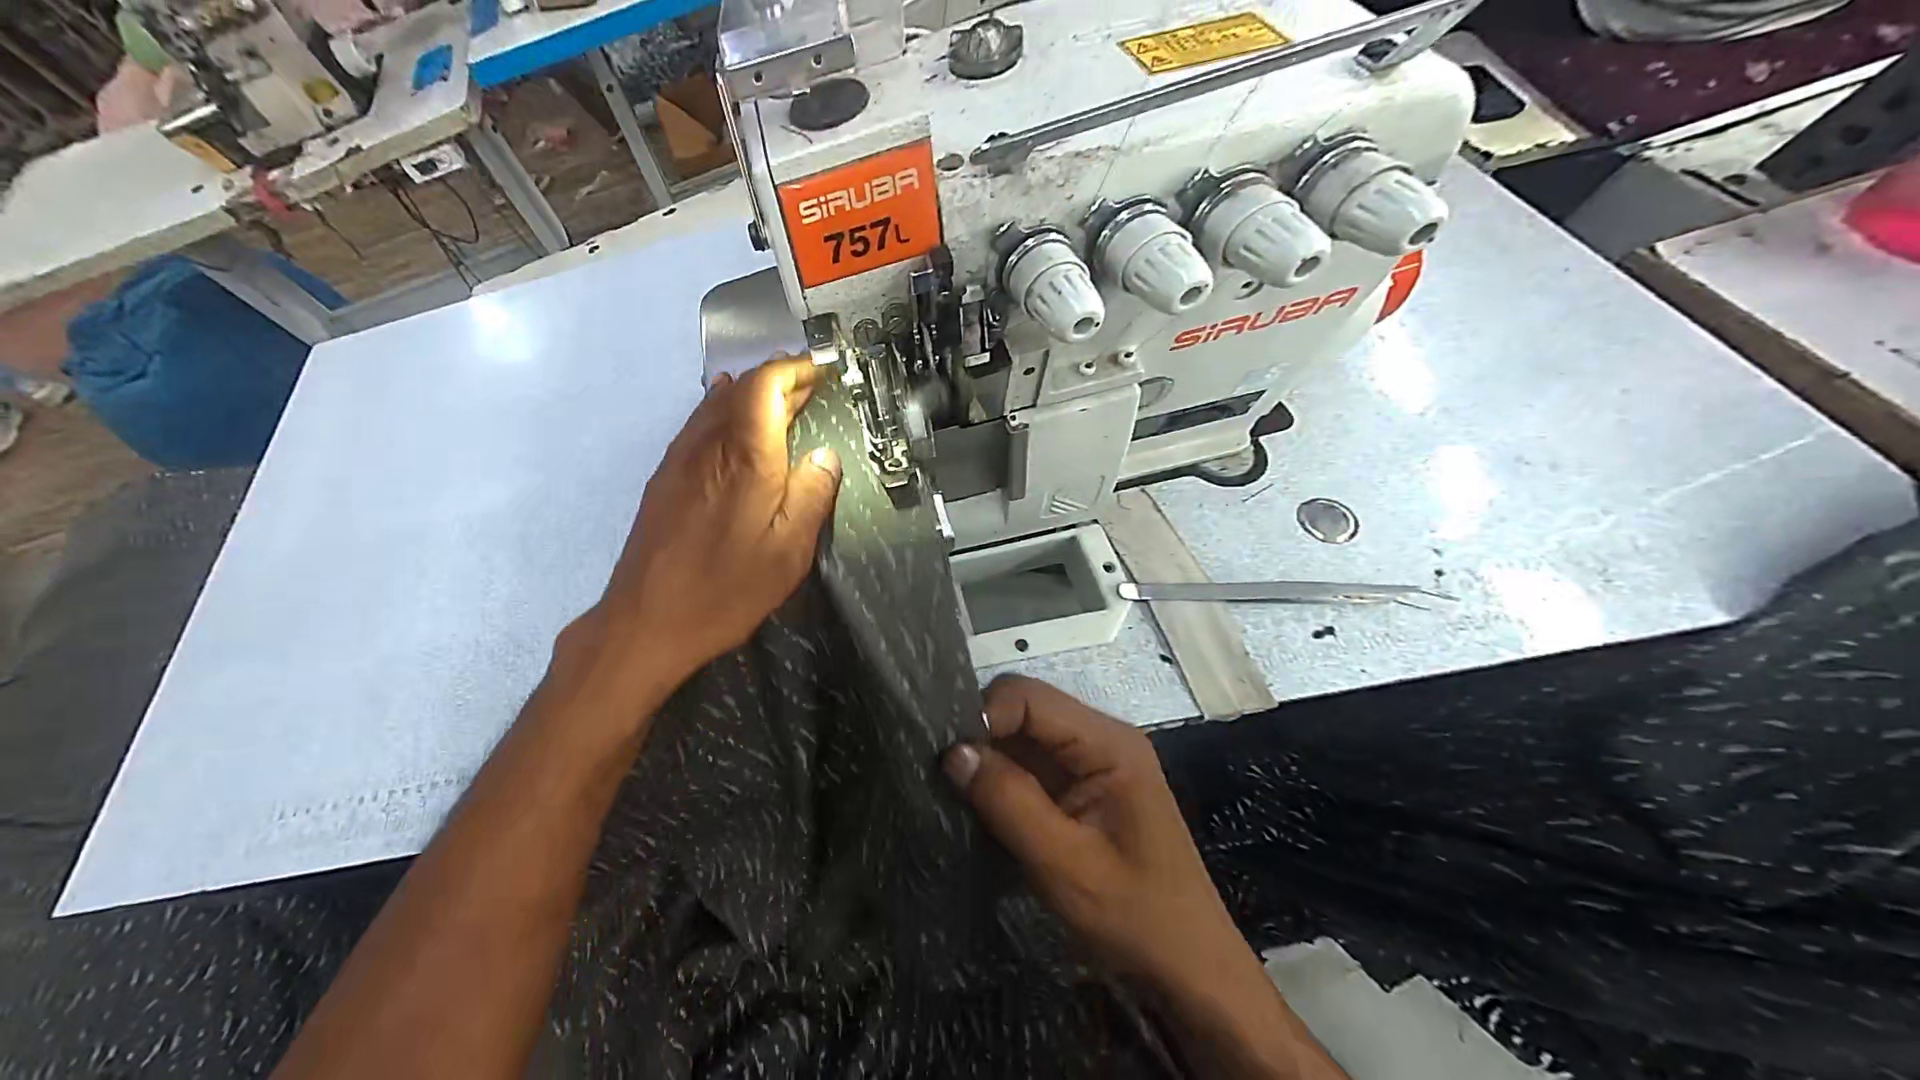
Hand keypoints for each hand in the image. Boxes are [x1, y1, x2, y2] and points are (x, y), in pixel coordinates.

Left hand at [584, 355, 840, 688]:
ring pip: (718, 404)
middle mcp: (708, 444)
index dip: (795, 369)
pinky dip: (728, 412)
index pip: (766, 384)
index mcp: (746, 457)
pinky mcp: (666, 477)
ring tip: (786, 401)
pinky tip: (739, 422)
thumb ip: (812, 496)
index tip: (822, 371)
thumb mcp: (788, 552)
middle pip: (743, 388)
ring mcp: (681, 458)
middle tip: (814, 385)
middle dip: (781, 378)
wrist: (645, 620)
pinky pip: (701, 425)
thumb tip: (826, 456)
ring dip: (754, 394)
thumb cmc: (725, 590)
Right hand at [941, 675, 1245, 988]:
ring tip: (956, 790)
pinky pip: (1033, 762)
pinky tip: (982, 804)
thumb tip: (953, 752)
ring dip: (990, 757)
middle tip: (947, 776)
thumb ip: (1008, 800)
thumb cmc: (1134, 915)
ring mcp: (1093, 760)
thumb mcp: (1063, 863)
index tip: (949, 759)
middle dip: (983, 735)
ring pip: (1025, 734)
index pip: (1029, 696)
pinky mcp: (1083, 785)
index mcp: (1108, 743)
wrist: (1188, 965)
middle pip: (1026, 707)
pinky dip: (1003, 777)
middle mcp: (1102, 737)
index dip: (985, 715)